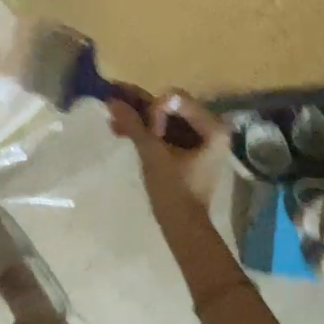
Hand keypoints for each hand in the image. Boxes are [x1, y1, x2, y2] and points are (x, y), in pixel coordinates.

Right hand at [105, 84, 229, 207]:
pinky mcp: (188, 149)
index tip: (148, 134)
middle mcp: (210, 127)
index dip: (154, 110)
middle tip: (113, 107)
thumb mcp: (152, 155)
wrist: (183, 225)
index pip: (176, 99)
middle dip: (140, 108)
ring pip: (165, 118)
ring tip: (113, 123)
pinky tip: (122, 131)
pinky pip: (165, 131)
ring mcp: (200, 138)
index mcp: (212, 127)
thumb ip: (133, 125)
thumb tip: (112, 101)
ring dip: (139, 119)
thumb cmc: (174, 190)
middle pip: (170, 106)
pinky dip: (146, 131)